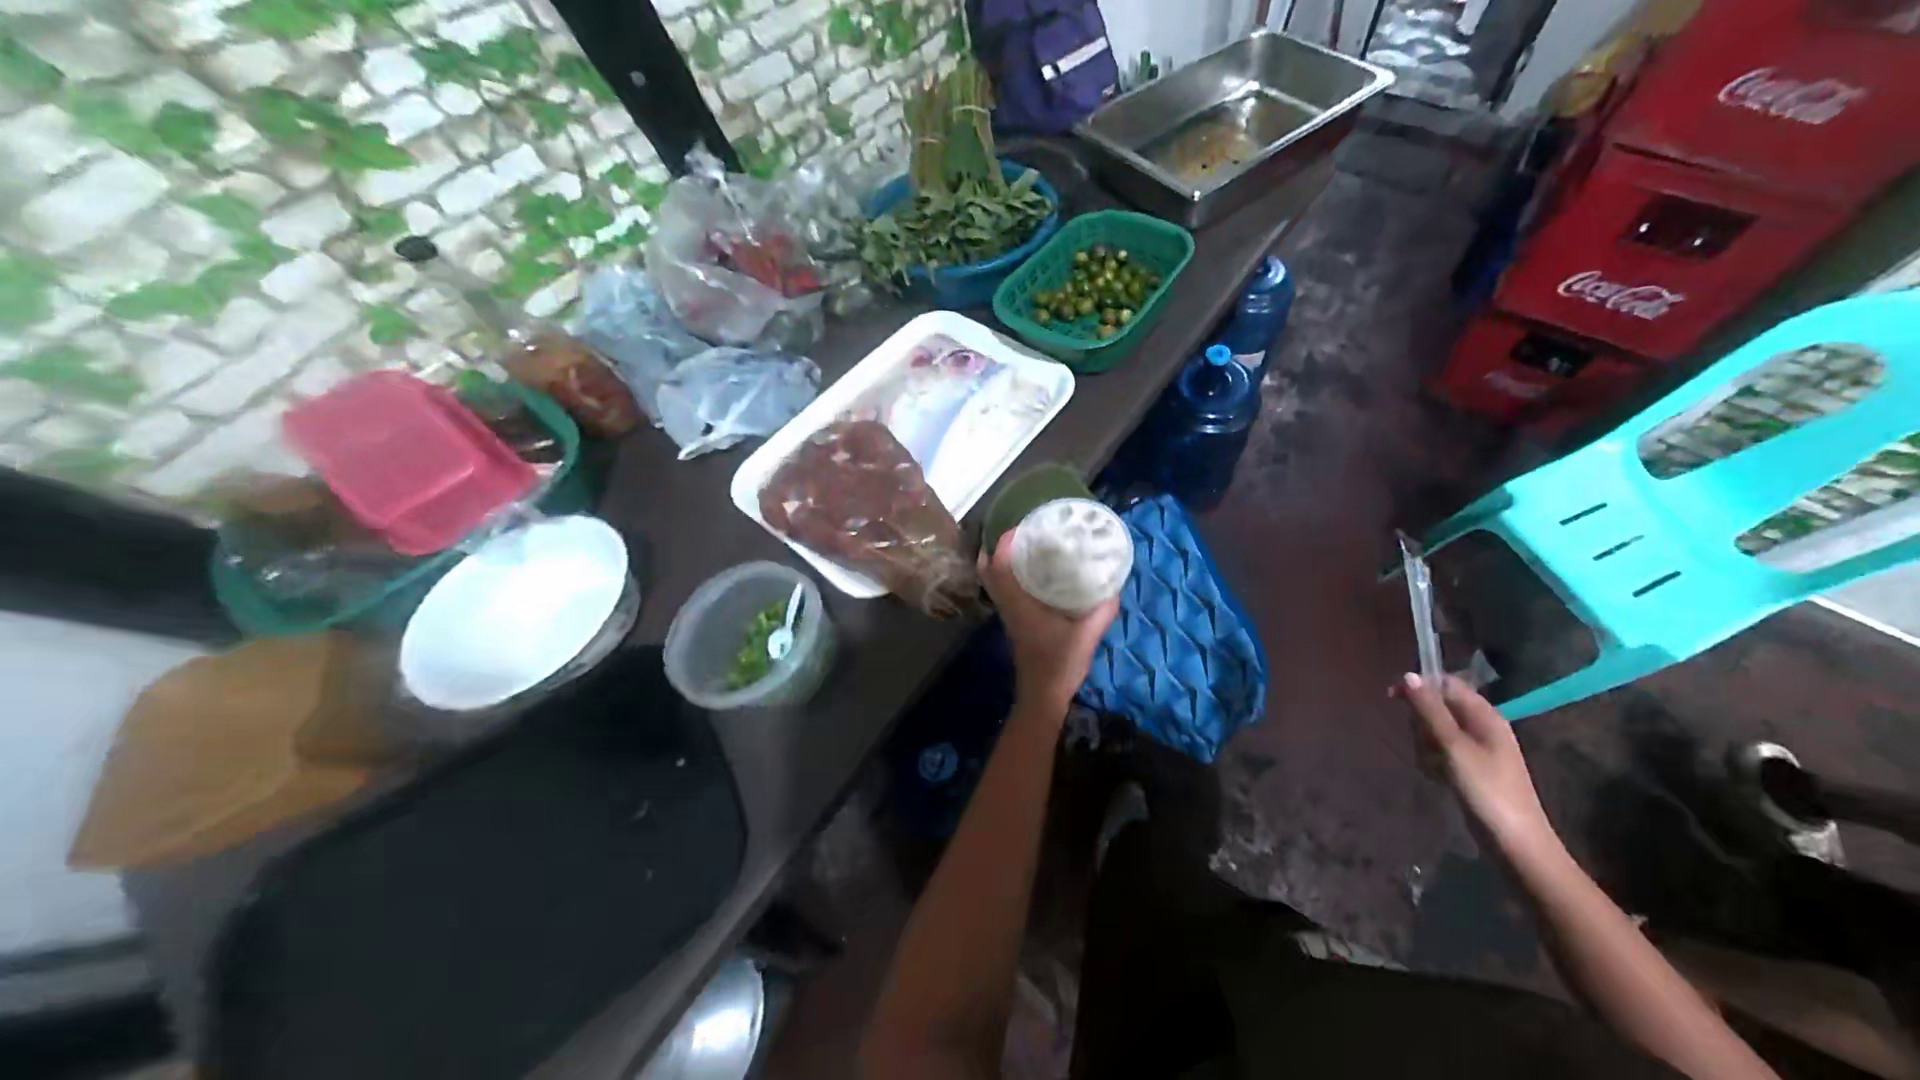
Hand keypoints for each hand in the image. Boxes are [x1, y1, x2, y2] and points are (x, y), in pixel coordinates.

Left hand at [981, 528, 1119, 711]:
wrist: (1043, 695)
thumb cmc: (1060, 664)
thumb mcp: (1087, 635)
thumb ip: (1102, 609)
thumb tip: (1115, 584)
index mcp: (1018, 603)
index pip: (999, 565)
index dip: (1005, 542)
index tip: (1022, 525)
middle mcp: (1007, 604)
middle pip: (988, 568)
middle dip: (999, 545)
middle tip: (1023, 530)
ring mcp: (1007, 613)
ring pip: (993, 578)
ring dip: (1003, 559)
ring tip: (1028, 544)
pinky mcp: (1013, 620)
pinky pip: (1003, 588)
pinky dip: (1010, 573)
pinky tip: (1034, 571)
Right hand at [1396, 673, 1557, 854]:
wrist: (1513, 840)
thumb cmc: (1485, 788)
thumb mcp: (1453, 746)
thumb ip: (1430, 710)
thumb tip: (1408, 676)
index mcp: (1484, 715)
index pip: (1446, 683)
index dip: (1420, 686)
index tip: (1393, 699)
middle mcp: (1481, 726)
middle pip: (1437, 706)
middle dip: (1422, 723)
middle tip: (1427, 744)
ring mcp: (1475, 748)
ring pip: (1434, 730)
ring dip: (1425, 744)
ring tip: (1434, 766)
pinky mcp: (1468, 766)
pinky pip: (1439, 751)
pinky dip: (1432, 760)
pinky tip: (1437, 776)